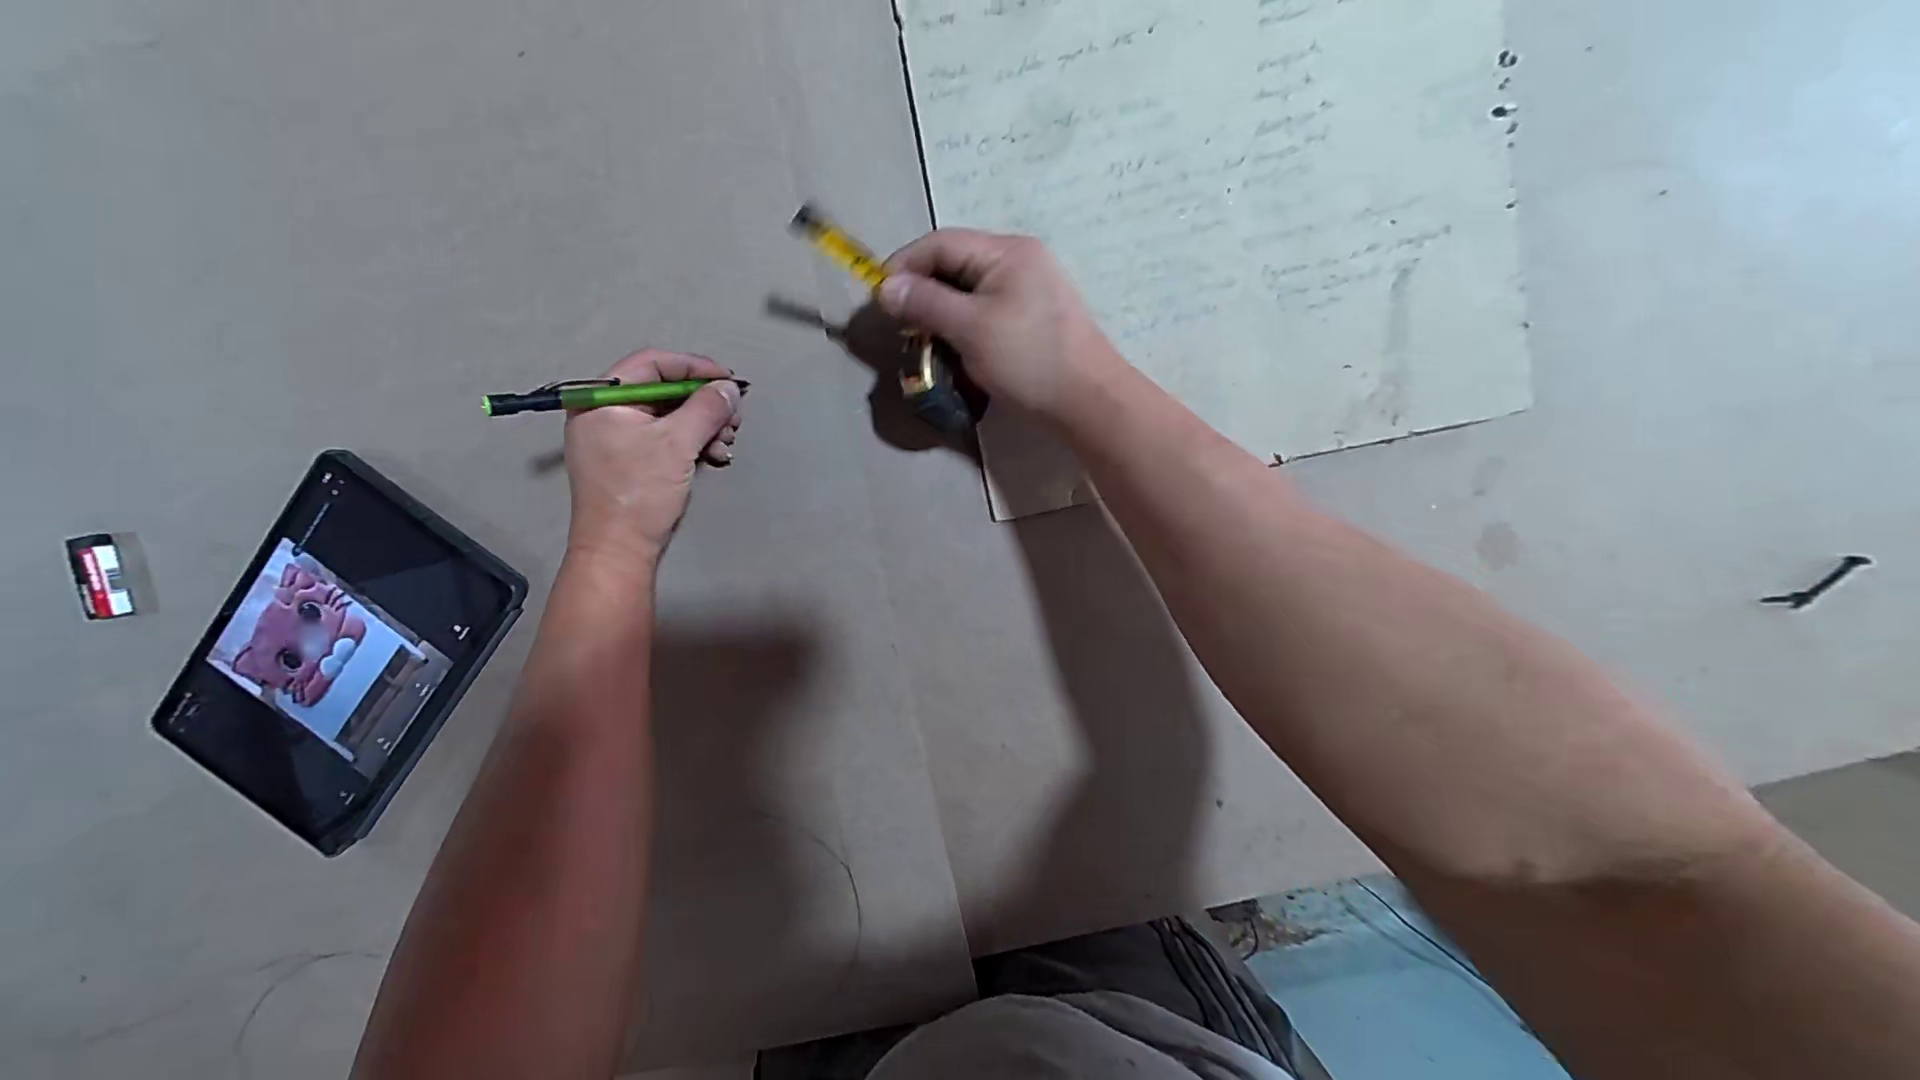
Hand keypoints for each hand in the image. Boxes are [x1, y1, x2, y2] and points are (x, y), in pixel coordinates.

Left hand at [563, 349, 741, 568]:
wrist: (620, 549)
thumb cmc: (637, 494)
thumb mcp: (677, 444)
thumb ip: (707, 408)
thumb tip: (729, 389)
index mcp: (602, 400)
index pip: (653, 365)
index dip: (694, 368)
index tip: (727, 380)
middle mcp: (607, 413)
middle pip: (666, 391)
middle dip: (705, 402)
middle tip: (732, 416)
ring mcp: (620, 439)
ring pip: (673, 417)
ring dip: (705, 425)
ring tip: (726, 441)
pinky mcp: (635, 461)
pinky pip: (669, 439)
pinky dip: (694, 442)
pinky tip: (714, 455)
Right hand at [877, 230, 1125, 419]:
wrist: (1088, 401)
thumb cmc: (1029, 360)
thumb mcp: (970, 328)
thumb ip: (926, 303)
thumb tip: (884, 287)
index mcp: (1007, 251)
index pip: (941, 243)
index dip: (904, 266)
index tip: (879, 299)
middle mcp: (1020, 261)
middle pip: (955, 266)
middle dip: (923, 293)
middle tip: (903, 326)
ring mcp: (1029, 291)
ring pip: (969, 293)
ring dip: (942, 314)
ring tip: (926, 341)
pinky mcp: (1032, 320)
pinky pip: (986, 313)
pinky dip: (964, 328)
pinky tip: (956, 351)